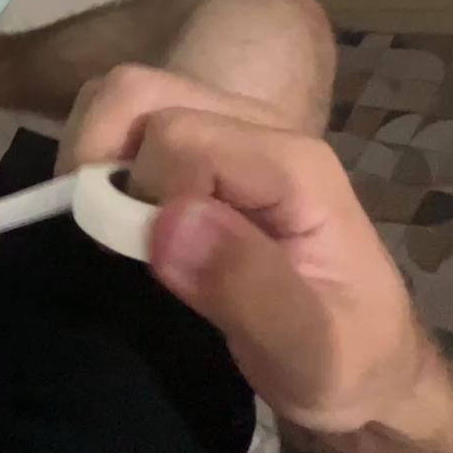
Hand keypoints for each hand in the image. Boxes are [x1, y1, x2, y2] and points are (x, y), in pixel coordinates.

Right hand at [63, 66, 452, 452]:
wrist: (360, 357)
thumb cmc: (343, 360)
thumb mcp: (316, 356)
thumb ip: (251, 290)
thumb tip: (168, 221)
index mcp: (292, 162)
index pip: (178, 137)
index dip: (146, 197)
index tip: (156, 261)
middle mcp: (254, 121)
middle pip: (138, 93)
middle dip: (103, 164)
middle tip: (119, 236)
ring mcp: (221, 119)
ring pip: (120, 93)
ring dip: (92, 154)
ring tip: (111, 220)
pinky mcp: (195, 130)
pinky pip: (118, 112)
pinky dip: (95, 151)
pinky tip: (116, 206)